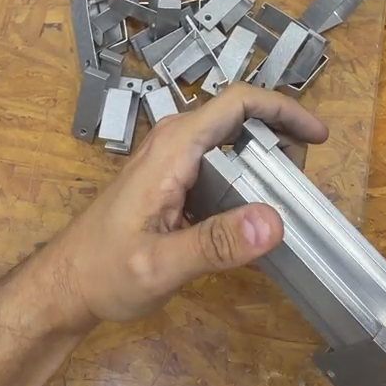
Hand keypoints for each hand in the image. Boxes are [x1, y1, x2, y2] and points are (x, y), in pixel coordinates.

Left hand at [36, 84, 328, 331]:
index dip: (282, 109)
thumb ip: (216, 245)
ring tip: (289, 192)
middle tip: (305, 175)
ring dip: (265, 155)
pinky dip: (247, 174)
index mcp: (174, 147)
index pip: (237, 103)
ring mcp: (172, 157)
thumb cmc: (104, 271)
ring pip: (230, 138)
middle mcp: (174, 141)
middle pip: (239, 115)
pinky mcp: (173, 177)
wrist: (68, 283)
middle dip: (280, 133)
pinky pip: (219, 161)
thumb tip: (273, 221)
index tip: (318, 135)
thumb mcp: (161, 265)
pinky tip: (257, 210)